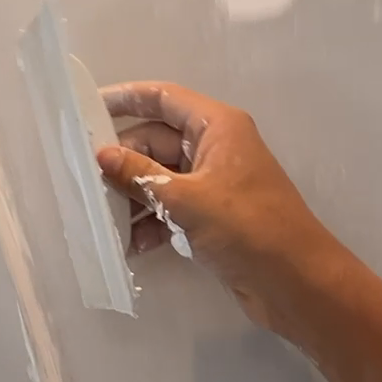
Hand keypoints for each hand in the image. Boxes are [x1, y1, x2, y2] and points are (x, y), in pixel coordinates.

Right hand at [98, 81, 347, 331]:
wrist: (296, 283)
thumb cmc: (247, 228)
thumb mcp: (186, 199)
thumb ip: (140, 175)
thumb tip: (102, 155)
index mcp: (217, 127)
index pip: (164, 98)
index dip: (126, 98)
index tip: (87, 106)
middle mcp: (215, 147)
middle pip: (157, 140)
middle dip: (123, 160)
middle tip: (85, 178)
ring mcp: (215, 183)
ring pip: (161, 176)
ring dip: (134, 195)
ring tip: (103, 217)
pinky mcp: (214, 216)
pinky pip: (172, 207)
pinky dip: (152, 221)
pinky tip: (132, 244)